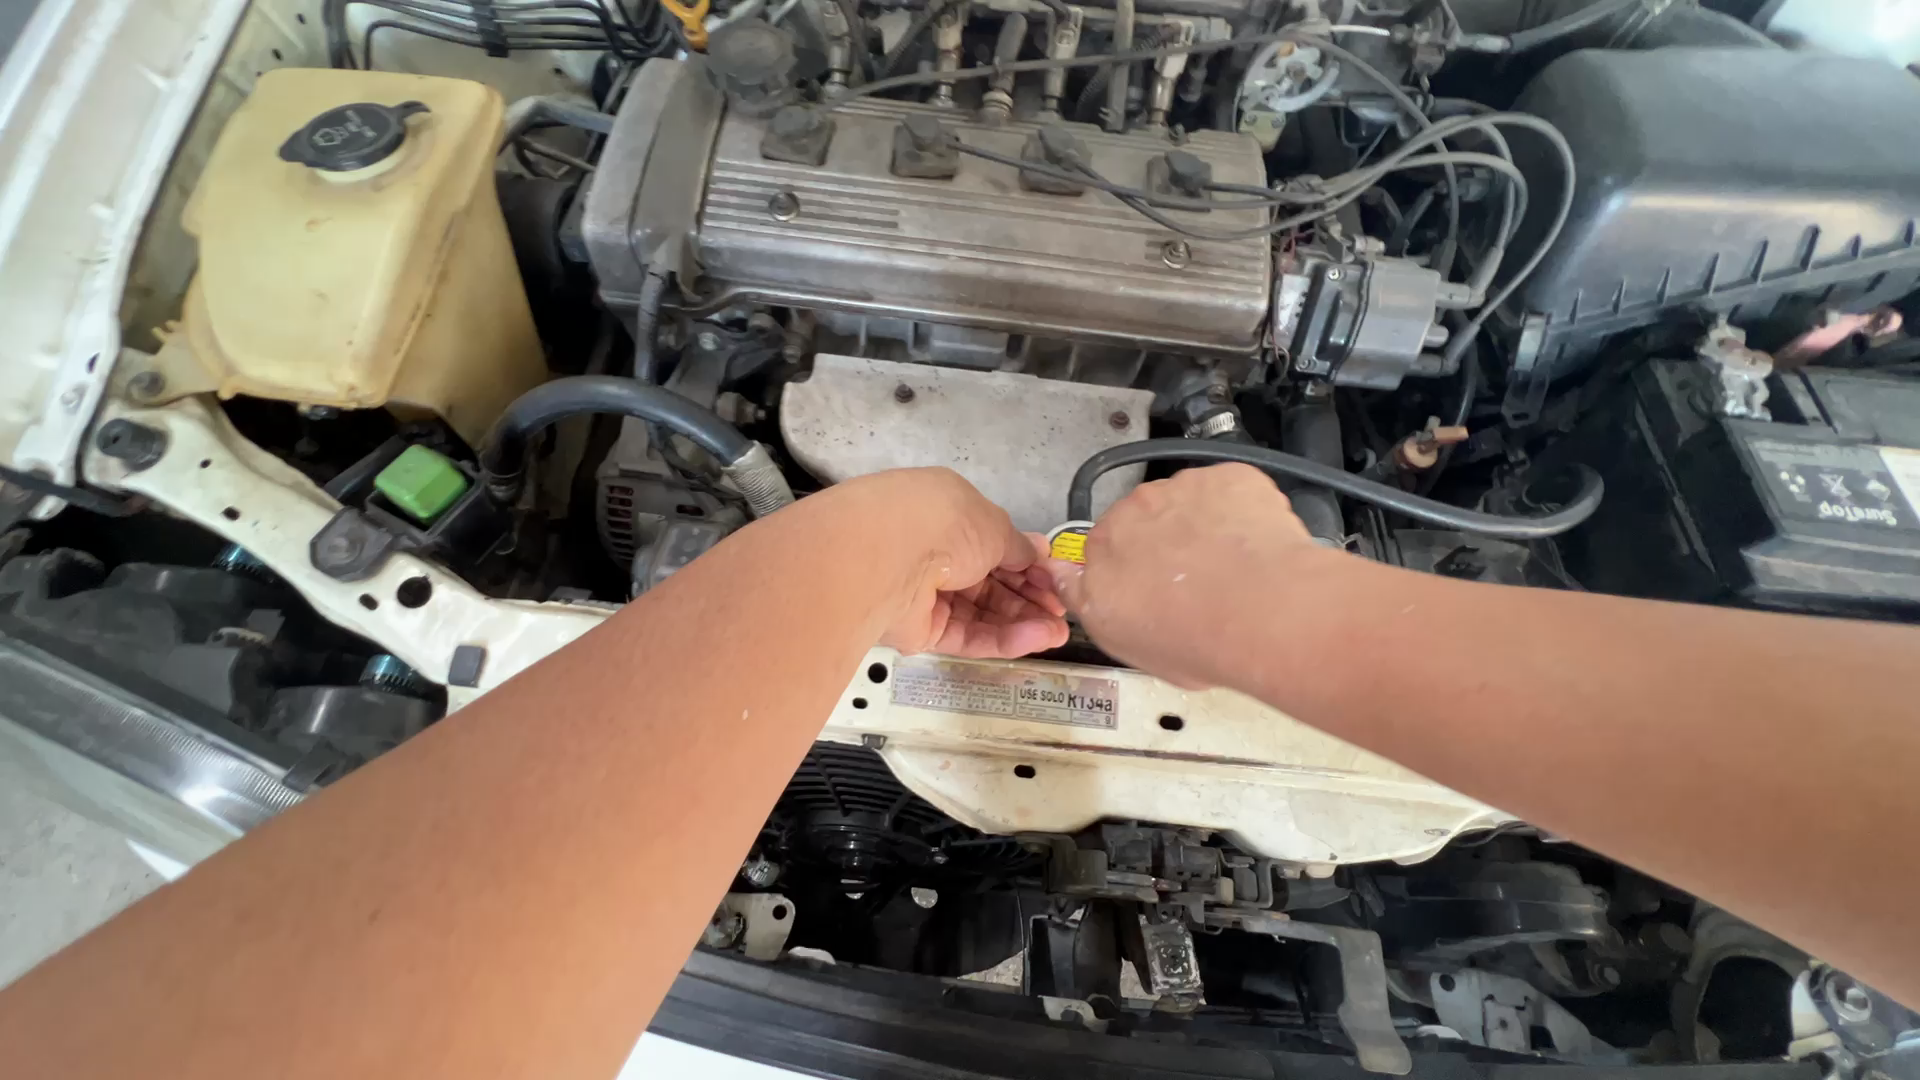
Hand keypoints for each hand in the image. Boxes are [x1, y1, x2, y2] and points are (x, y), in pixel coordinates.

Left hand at [858, 470, 1070, 658]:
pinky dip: (1001, 638)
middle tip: (1063, 613)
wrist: (887, 556)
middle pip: (989, 582)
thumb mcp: (994, 525)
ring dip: (1022, 621)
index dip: (1027, 564)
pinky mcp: (918, 630)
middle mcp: (933, 551)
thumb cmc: (944, 524)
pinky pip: (966, 634)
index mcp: (948, 514)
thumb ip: (1017, 546)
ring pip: (980, 612)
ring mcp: (924, 593)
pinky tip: (1037, 638)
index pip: (993, 545)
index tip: (1056, 580)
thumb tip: (1038, 552)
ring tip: (1058, 632)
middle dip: (1030, 598)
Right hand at [1044, 464, 1344, 688]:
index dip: (1127, 567)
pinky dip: (1239, 510)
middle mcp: (1137, 507)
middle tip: (1191, 581)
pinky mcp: (1230, 478)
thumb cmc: (1188, 635)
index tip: (1146, 586)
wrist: (1260, 614)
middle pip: (1145, 517)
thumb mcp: (1114, 635)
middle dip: (1163, 541)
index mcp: (1103, 543)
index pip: (1103, 545)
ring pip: (1188, 501)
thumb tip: (1062, 573)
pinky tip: (1251, 545)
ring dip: (1201, 523)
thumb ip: (1082, 595)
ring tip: (1228, 566)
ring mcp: (1185, 488)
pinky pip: (1229, 490)